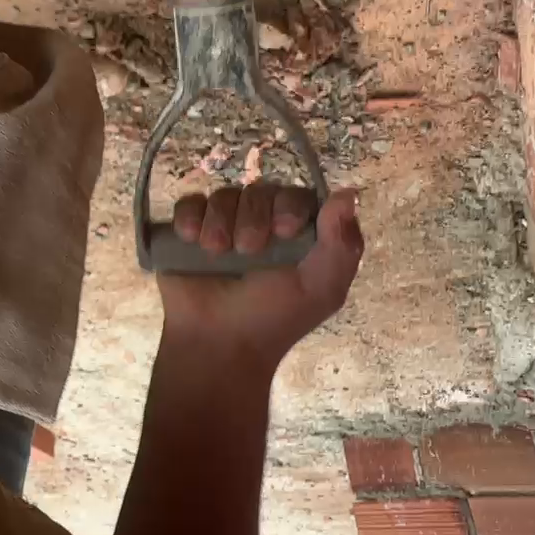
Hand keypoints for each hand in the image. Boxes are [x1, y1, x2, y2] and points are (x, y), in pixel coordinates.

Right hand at [156, 184, 364, 373]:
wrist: (215, 343)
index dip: (289, 205)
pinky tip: (190, 239)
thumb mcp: (320, 289)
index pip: (295, 196)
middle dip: (251, 218)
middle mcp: (258, 225)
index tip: (284, 231)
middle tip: (246, 251)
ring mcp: (220, 226)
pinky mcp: (186, 230)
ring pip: (222, 195)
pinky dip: (189, 216)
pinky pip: (189, 203)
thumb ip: (342, 244)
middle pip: (256, 191)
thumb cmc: (272, 318)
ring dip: (219, 221)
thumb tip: (348, 192)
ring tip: (214, 252)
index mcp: (295, 236)